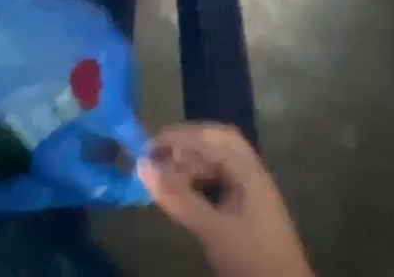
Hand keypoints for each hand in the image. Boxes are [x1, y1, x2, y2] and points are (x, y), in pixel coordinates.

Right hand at [140, 123, 312, 276]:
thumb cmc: (253, 259)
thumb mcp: (212, 229)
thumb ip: (178, 197)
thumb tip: (141, 165)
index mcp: (249, 171)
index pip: (214, 136)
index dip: (181, 135)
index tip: (150, 146)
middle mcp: (250, 177)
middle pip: (214, 150)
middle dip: (183, 151)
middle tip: (153, 161)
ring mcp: (250, 197)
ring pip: (214, 170)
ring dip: (188, 170)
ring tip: (162, 182)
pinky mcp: (245, 216)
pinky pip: (216, 189)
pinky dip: (195, 188)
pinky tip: (181, 199)